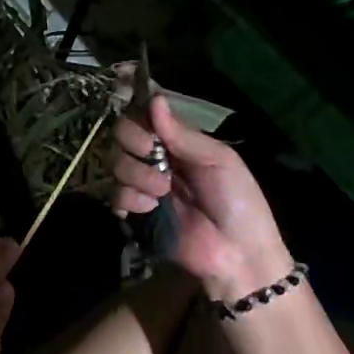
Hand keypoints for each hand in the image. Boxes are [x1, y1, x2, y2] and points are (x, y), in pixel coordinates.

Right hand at [112, 95, 293, 299]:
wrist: (238, 253)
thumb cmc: (238, 201)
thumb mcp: (219, 160)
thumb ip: (184, 135)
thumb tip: (155, 100)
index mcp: (178, 142)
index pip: (143, 117)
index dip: (139, 118)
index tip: (151, 128)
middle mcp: (156, 159)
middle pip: (121, 136)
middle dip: (134, 143)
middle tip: (155, 156)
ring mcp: (144, 187)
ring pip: (115, 164)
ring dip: (136, 174)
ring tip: (162, 191)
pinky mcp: (135, 215)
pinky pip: (115, 197)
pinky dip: (130, 199)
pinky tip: (150, 208)